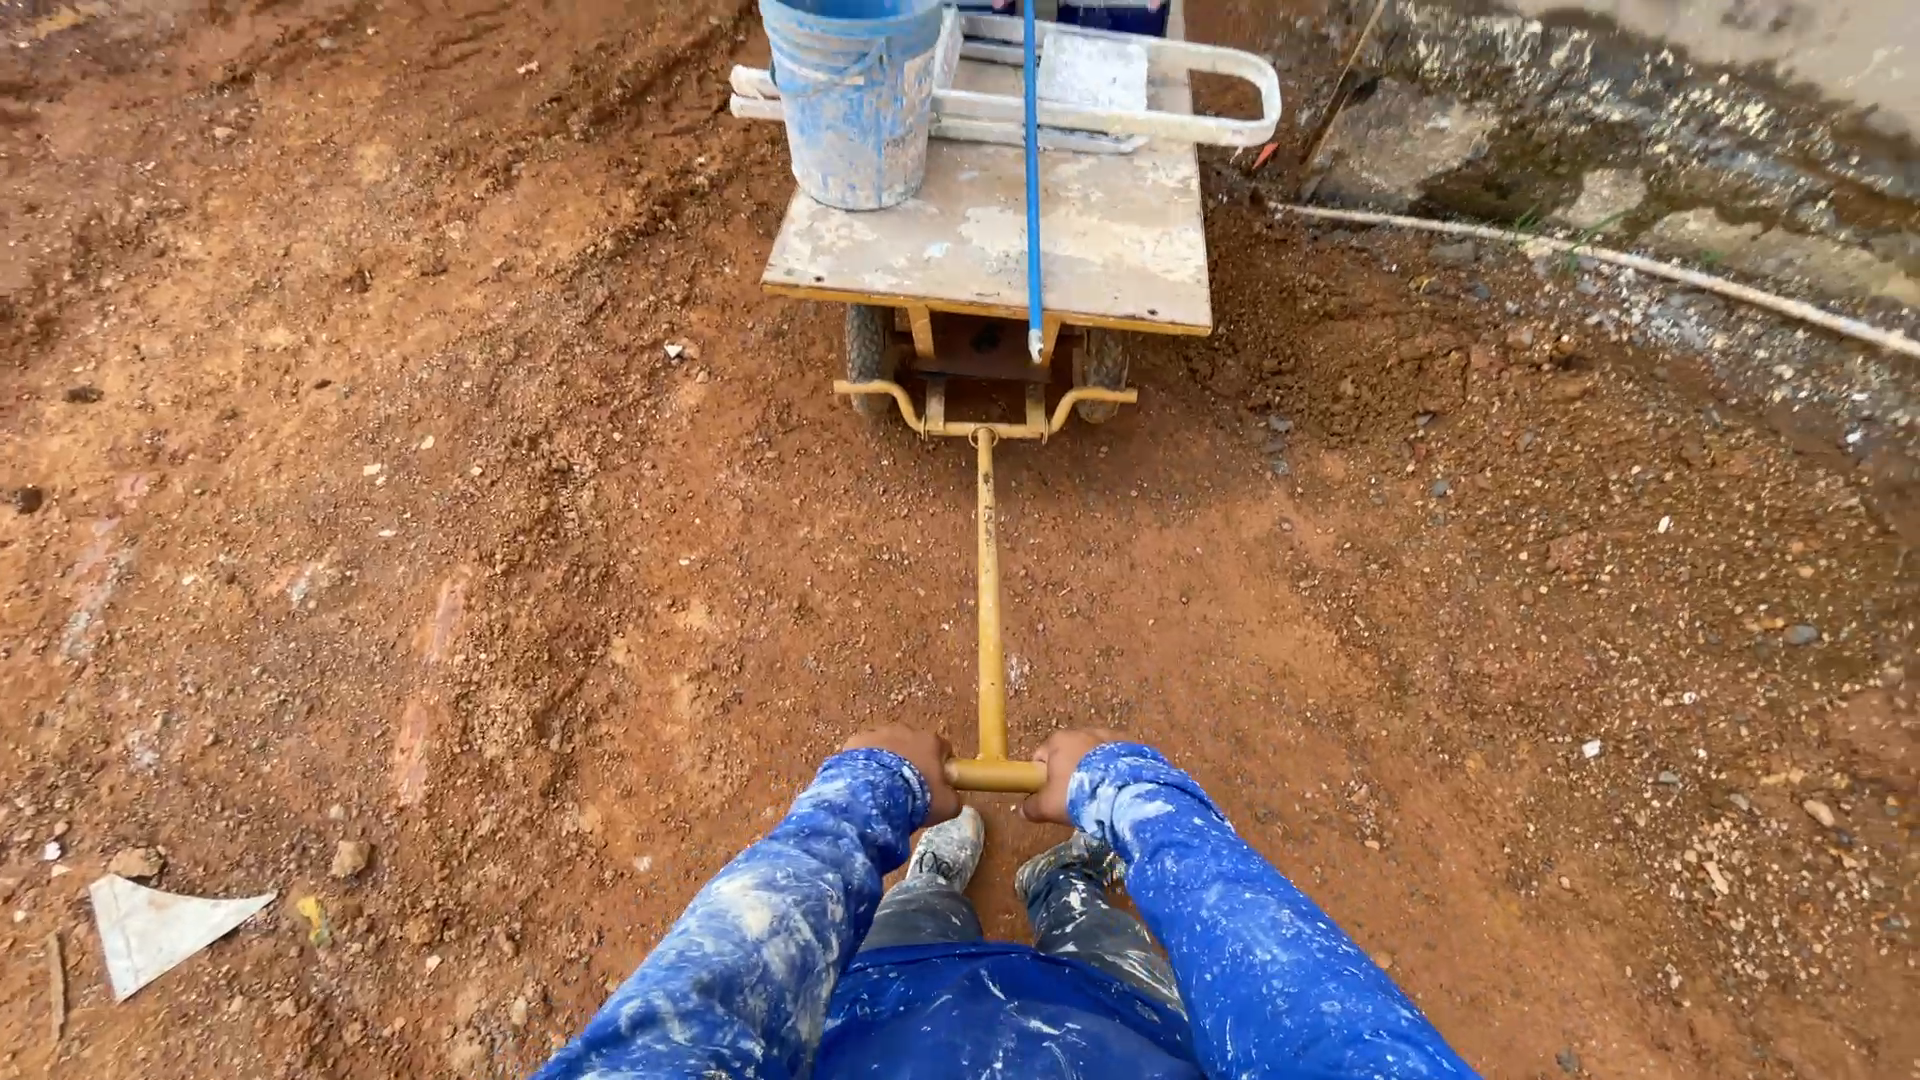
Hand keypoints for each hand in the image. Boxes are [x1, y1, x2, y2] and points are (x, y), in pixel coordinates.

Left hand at [842, 726, 960, 824]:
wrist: (875, 795)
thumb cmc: (917, 797)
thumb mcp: (946, 806)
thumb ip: (954, 798)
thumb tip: (953, 798)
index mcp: (931, 742)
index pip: (943, 749)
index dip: (940, 766)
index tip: (935, 783)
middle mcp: (906, 731)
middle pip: (913, 744)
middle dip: (911, 761)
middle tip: (906, 787)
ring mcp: (879, 733)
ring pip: (887, 745)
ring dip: (888, 760)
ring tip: (882, 787)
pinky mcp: (857, 741)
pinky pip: (864, 751)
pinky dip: (865, 763)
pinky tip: (863, 783)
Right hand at [1021, 728, 1121, 824]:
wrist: (1125, 793)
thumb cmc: (1079, 795)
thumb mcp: (1048, 806)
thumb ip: (1031, 807)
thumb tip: (1022, 809)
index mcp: (1058, 740)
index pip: (1042, 757)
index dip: (1044, 778)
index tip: (1053, 795)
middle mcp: (1082, 731)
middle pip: (1069, 754)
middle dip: (1072, 772)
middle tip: (1078, 798)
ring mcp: (1109, 734)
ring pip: (1094, 755)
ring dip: (1095, 770)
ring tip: (1102, 794)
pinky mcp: (1131, 743)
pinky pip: (1116, 758)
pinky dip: (1115, 769)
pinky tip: (1118, 787)